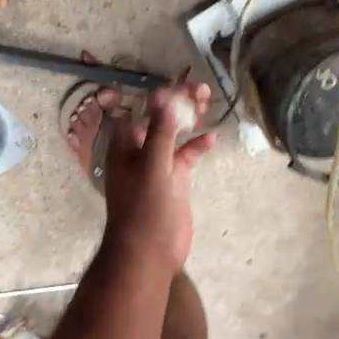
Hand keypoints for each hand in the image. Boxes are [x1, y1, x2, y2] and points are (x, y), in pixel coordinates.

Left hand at [101, 81, 215, 273]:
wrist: (148, 254)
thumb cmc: (143, 209)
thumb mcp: (153, 167)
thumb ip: (160, 132)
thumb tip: (163, 95)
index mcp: (126, 145)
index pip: (144, 110)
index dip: (163, 94)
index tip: (186, 84)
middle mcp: (140, 151)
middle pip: (160, 118)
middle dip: (179, 102)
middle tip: (202, 89)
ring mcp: (158, 166)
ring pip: (174, 134)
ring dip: (189, 119)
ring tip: (208, 101)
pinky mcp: (174, 180)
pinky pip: (185, 156)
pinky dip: (197, 146)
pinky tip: (212, 138)